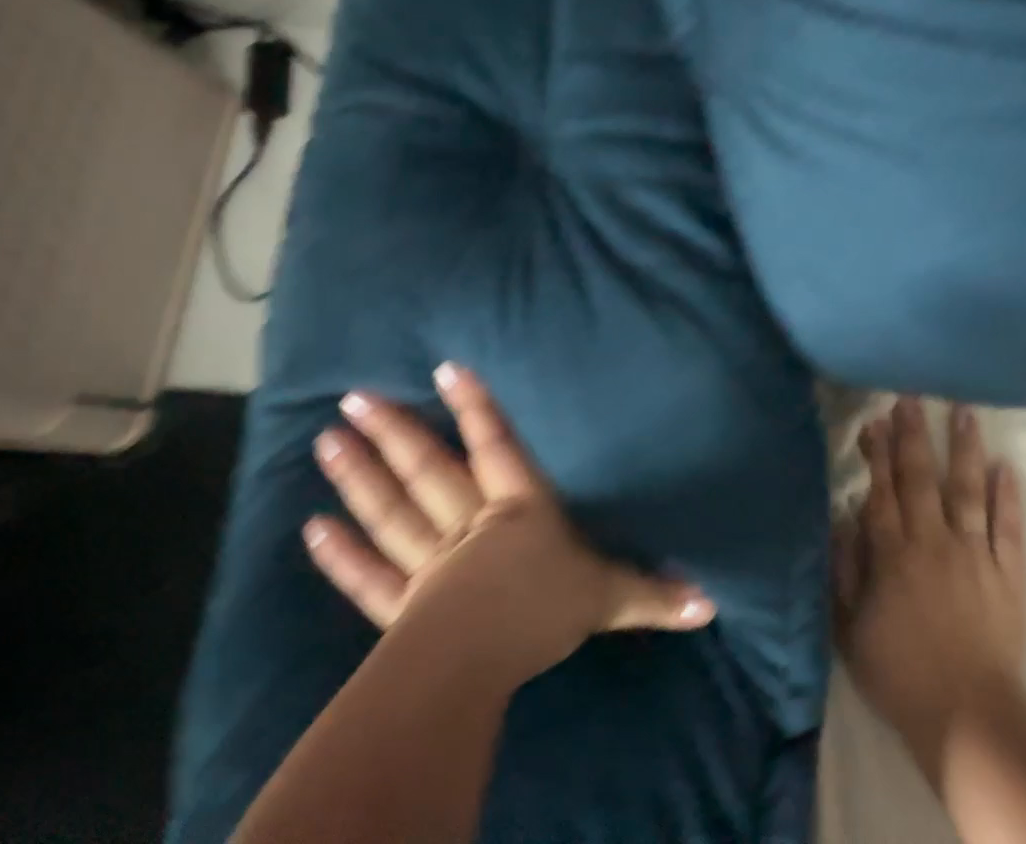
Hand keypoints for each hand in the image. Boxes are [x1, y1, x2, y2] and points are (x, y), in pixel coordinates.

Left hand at [303, 362, 715, 683]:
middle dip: (395, 435)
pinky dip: (341, 554)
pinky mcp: (401, 607)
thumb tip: (711, 602)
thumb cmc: (548, 609)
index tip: (444, 369)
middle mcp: (471, 527)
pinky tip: (313, 526)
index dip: (475, 409)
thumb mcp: (613, 597)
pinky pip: (368, 575)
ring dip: (359, 478)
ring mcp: (430, 564)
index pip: (498, 450)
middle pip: (429, 473)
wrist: (486, 656)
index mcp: (521, 512)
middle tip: (353, 397)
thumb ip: (655, 595)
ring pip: (392, 512)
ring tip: (326, 440)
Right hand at [832, 397, 1025, 752]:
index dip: (877, 455)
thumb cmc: (897, 674)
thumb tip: (842, 518)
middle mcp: (934, 543)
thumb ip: (844, 571)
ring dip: (964, 449)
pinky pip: (1008, 526)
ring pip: (968, 489)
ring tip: (962, 411)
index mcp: (892, 556)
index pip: (882, 493)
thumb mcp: (849, 630)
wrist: (964, 712)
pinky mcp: (1008, 573)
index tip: (875, 422)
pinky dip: (1008, 495)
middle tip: (911, 398)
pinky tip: (1006, 466)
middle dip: (914, 436)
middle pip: (921, 479)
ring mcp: (975, 554)